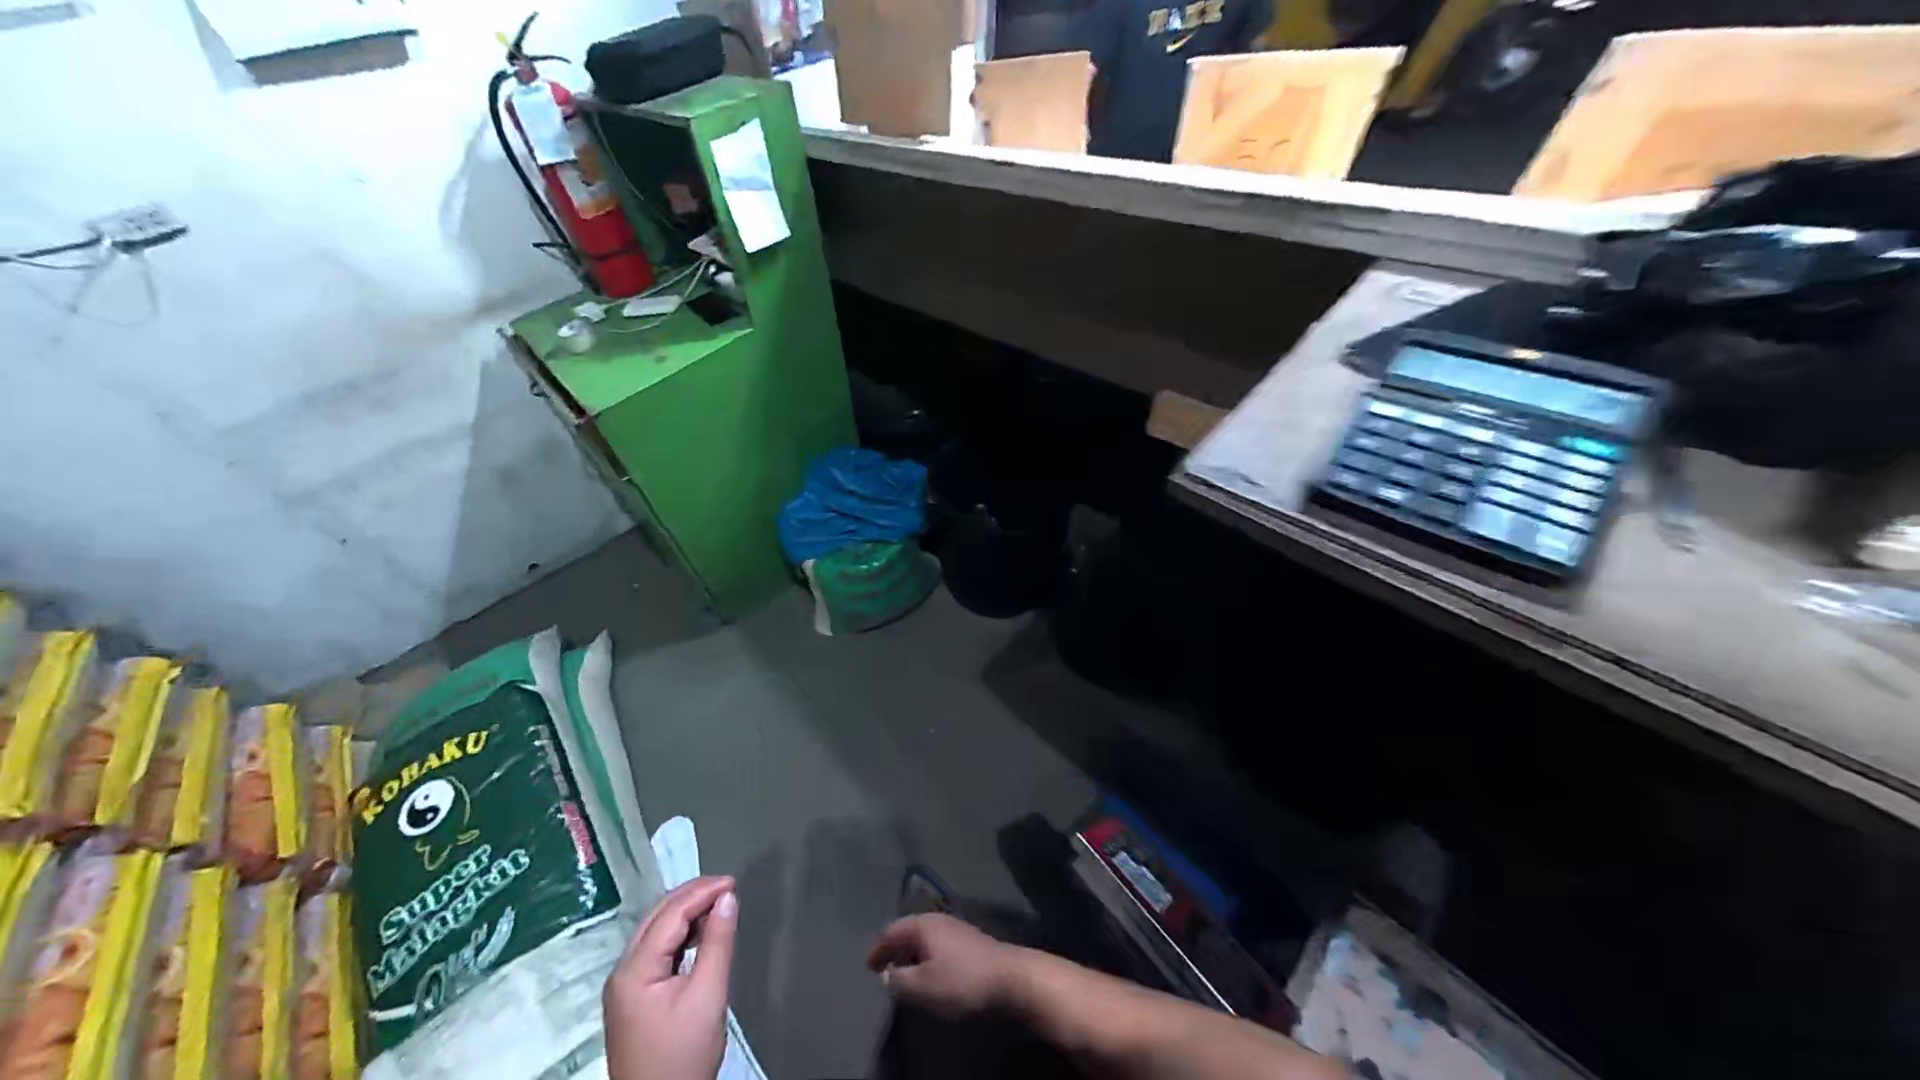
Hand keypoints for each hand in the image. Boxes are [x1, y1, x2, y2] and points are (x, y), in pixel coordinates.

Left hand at [604, 876, 738, 1079]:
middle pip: (657, 917)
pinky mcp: (633, 998)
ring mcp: (624, 987)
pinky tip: (701, 935)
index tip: (734, 882)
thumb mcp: (708, 997)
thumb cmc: (683, 1058)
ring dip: (686, 913)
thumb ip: (718, 942)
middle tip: (728, 888)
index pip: (670, 915)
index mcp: (633, 971)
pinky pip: (657, 951)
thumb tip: (727, 898)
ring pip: (656, 931)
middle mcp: (622, 973)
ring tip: (720, 906)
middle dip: (692, 896)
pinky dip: (680, 934)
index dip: (702, 892)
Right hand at [865, 913, 1021, 1017]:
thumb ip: (899, 980)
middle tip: (881, 969)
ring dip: (908, 952)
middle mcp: (936, 919)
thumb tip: (886, 974)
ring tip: (902, 972)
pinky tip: (928, 970)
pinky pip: (935, 942)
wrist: (1008, 975)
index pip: (890, 931)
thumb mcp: (924, 986)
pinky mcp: (966, 939)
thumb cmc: (962, 979)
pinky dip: (924, 954)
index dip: (877, 949)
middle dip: (892, 949)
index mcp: (922, 925)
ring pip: (922, 936)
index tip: (868, 967)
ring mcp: (953, 926)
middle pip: (906, 930)